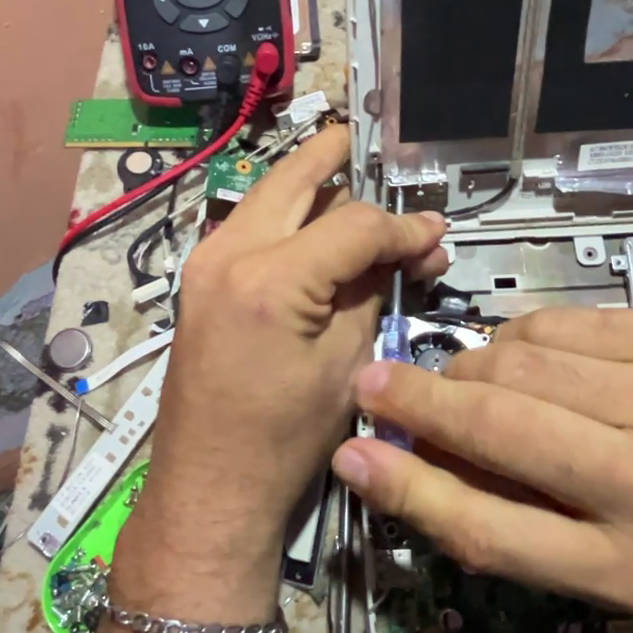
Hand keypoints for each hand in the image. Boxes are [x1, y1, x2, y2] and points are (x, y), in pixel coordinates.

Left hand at [138, 125, 448, 567]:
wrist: (210, 484)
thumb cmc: (283, 439)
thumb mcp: (346, 365)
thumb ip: (374, 290)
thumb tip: (413, 249)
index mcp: (272, 279)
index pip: (354, 223)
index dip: (402, 226)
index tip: (434, 234)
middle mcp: (229, 254)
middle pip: (296, 179)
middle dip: (338, 158)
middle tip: (374, 148)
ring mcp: (205, 263)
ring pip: (267, 196)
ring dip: (310, 184)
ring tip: (353, 181)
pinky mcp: (199, 279)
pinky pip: (249, 225)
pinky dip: (285, 215)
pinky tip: (315, 225)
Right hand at [331, 307, 632, 621]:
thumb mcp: (607, 572)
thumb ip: (500, 525)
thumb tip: (391, 464)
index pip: (496, 527)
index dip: (411, 488)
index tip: (350, 453)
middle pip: (501, 421)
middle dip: (420, 398)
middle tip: (375, 385)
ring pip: (522, 358)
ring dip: (470, 367)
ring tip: (465, 383)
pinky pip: (561, 322)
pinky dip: (519, 339)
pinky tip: (523, 360)